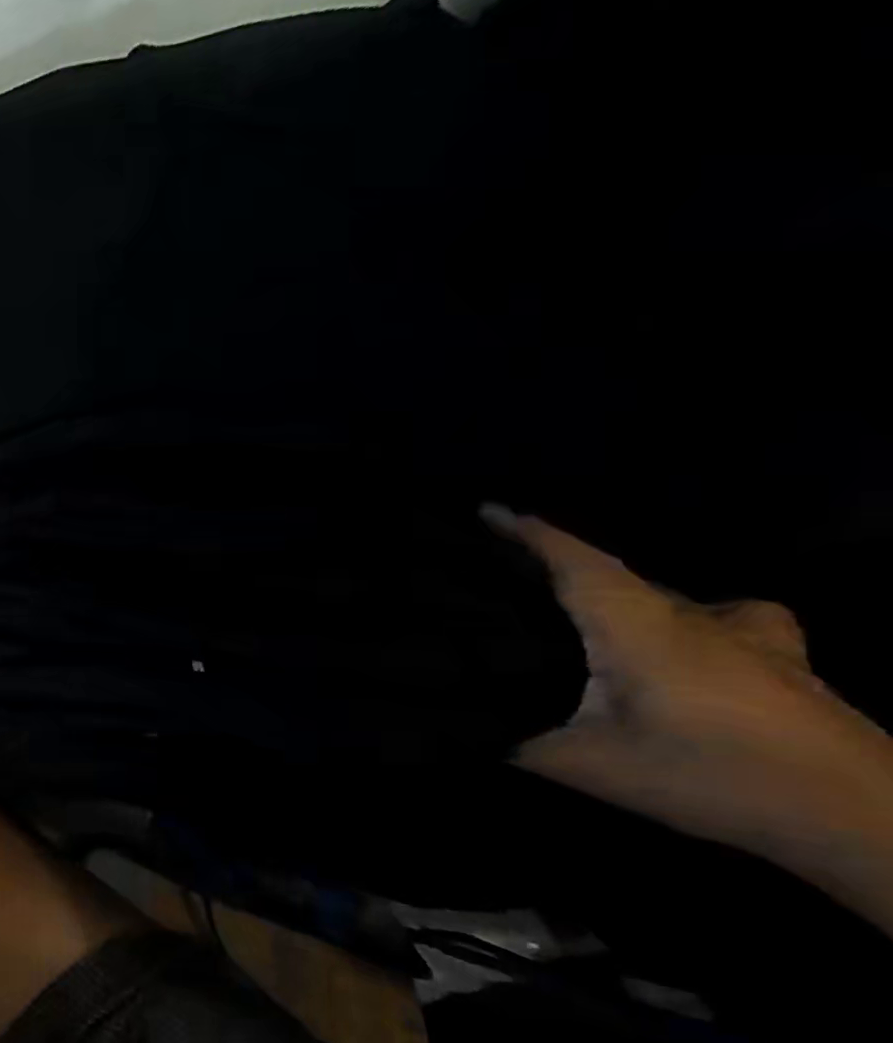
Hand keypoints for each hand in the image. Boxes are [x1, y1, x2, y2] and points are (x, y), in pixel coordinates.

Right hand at [485, 505, 892, 871]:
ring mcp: (750, 638)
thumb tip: (480, 739)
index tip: (488, 508)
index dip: (527, 531)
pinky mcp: (790, 666)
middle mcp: (690, 616)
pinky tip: (697, 641)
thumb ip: (522, 745)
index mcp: (635, 624)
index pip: (573, 560)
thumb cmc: (712, 775)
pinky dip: (701, 615)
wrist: (871, 824)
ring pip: (671, 593)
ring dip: (626, 590)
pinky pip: (730, 618)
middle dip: (563, 559)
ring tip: (600, 610)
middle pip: (615, 572)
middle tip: (518, 564)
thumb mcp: (590, 767)